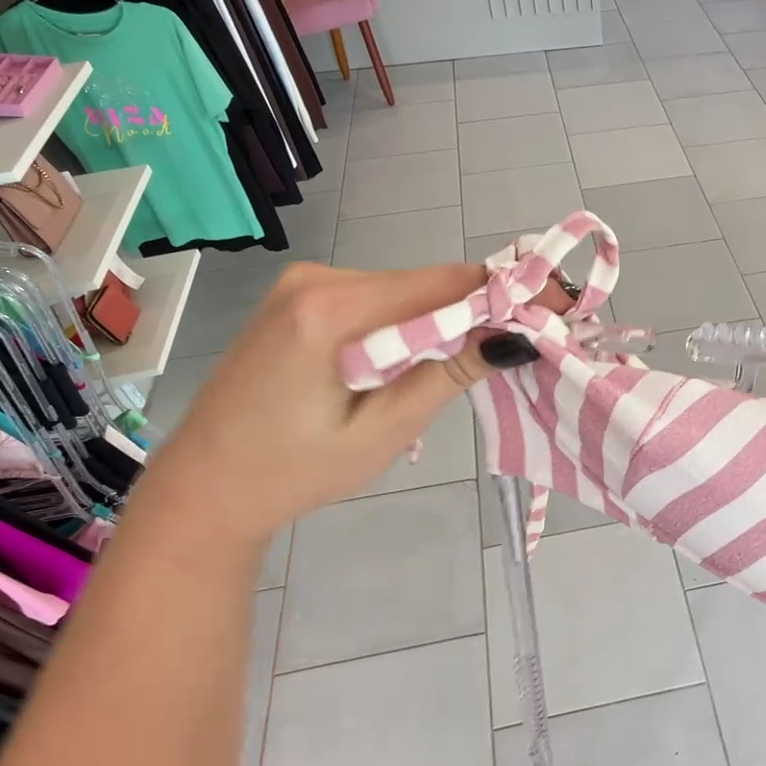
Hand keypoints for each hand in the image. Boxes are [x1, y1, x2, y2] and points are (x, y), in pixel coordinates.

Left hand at [129, 263, 544, 550]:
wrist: (206, 485)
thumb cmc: (293, 471)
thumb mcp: (382, 431)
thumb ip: (446, 375)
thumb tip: (512, 337)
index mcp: (331, 310)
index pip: (444, 283)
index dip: (508, 292)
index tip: (559, 308)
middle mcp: (317, 280)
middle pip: (426, 284)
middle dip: (482, 310)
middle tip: (530, 343)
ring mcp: (304, 286)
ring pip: (405, 293)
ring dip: (447, 321)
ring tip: (485, 359)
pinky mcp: (300, 301)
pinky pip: (377, 303)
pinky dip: (412, 326)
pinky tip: (424, 360)